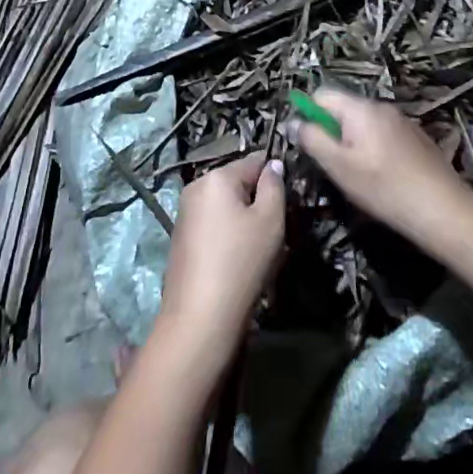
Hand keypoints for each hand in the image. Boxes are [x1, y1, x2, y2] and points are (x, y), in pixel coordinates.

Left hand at [158, 153, 285, 349]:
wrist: (201, 312)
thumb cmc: (242, 259)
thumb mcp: (270, 219)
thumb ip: (274, 186)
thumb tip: (273, 164)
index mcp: (215, 177)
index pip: (253, 161)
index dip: (275, 176)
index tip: (291, 200)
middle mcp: (195, 187)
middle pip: (236, 183)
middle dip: (258, 200)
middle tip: (278, 228)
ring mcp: (184, 212)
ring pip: (225, 205)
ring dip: (244, 218)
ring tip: (261, 246)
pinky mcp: (182, 236)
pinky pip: (212, 223)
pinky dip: (228, 233)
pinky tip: (239, 257)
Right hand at [286, 89, 472, 238]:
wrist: (445, 211)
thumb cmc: (384, 187)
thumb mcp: (338, 166)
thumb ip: (311, 139)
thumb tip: (293, 122)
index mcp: (360, 108)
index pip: (321, 95)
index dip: (308, 115)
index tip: (308, 144)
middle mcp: (382, 107)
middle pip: (343, 109)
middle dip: (331, 132)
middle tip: (331, 165)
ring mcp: (403, 122)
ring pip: (363, 125)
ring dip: (352, 143)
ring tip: (356, 175)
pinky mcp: (417, 139)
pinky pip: (382, 136)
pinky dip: (373, 150)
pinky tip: (382, 178)